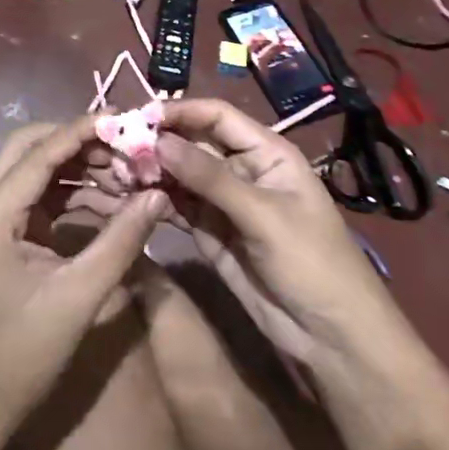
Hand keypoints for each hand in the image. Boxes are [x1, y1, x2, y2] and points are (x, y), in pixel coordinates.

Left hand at [0, 119, 166, 425]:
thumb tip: (158, 195)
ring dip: (81, 166)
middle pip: (32, 146)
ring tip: (128, 175)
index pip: (40, 153)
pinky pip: (45, 192)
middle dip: (80, 141)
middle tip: (126, 146)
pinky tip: (113, 202)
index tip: (126, 121)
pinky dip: (76, 190)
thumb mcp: (79, 296)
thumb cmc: (25, 351)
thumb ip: (120, 241)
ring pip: (40, 166)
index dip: (83, 131)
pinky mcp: (10, 230)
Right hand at [85, 99, 392, 364]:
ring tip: (117, 171)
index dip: (181, 112)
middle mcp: (243, 170)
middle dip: (159, 142)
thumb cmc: (311, 263)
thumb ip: (211, 178)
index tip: (140, 117)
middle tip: (117, 148)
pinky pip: (179, 207)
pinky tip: (130, 197)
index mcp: (267, 152)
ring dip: (153, 171)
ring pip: (182, 175)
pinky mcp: (210, 233)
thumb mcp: (263, 216)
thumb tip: (160, 140)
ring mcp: (224, 203)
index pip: (218, 117)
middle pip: (195, 143)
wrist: (331, 337)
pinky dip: (157, 200)